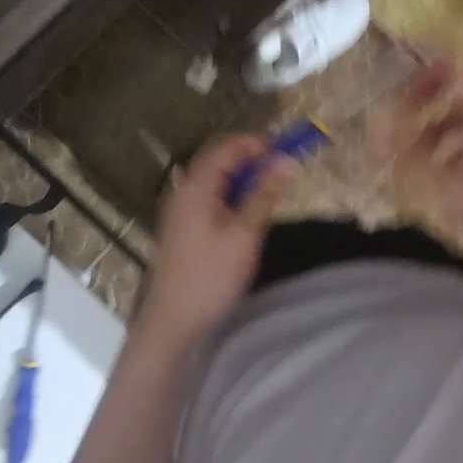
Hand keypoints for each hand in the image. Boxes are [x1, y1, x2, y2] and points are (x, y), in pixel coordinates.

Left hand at [137, 135, 296, 343]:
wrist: (172, 320)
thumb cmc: (210, 276)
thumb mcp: (245, 234)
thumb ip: (264, 194)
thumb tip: (287, 161)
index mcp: (196, 186)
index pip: (228, 147)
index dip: (258, 142)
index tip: (289, 147)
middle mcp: (184, 190)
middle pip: (220, 159)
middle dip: (253, 158)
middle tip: (284, 167)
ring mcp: (181, 209)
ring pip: (216, 179)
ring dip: (244, 178)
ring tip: (272, 188)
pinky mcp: (183, 227)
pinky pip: (210, 197)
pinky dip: (232, 195)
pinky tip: (248, 210)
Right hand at [373, 61, 462, 261]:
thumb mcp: (448, 182)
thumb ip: (409, 155)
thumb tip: (376, 133)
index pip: (455, 64)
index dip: (423, 63)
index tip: (398, 72)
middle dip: (428, 95)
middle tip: (402, 112)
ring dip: (441, 120)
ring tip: (416, 147)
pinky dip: (460, 137)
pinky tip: (444, 167)